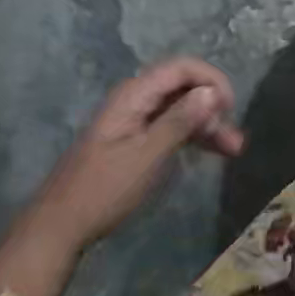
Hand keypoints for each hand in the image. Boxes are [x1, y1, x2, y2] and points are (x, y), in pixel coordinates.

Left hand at [40, 57, 243, 239]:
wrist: (60, 227)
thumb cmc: (104, 190)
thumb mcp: (147, 155)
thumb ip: (180, 121)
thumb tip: (211, 92)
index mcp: (133, 96)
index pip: (181, 68)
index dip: (211, 80)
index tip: (230, 108)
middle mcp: (135, 100)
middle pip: (183, 88)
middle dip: (213, 107)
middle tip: (234, 139)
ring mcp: (135, 121)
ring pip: (181, 109)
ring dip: (208, 125)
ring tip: (234, 149)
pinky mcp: (136, 141)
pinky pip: (172, 127)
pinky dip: (193, 136)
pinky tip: (213, 151)